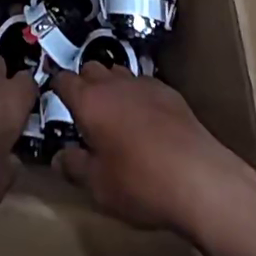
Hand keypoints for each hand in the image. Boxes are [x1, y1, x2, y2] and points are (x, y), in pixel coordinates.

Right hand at [50, 63, 255, 232]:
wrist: (201, 179)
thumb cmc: (141, 183)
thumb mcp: (98, 186)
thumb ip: (75, 167)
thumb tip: (60, 157)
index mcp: (89, 101)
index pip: (63, 80)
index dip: (56, 87)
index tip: (54, 99)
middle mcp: (114, 84)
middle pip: (91, 69)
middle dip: (84, 84)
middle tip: (85, 113)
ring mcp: (145, 84)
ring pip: (119, 73)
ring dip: (111, 87)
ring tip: (115, 115)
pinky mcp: (171, 93)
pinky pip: (144, 85)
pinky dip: (138, 97)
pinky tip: (147, 122)